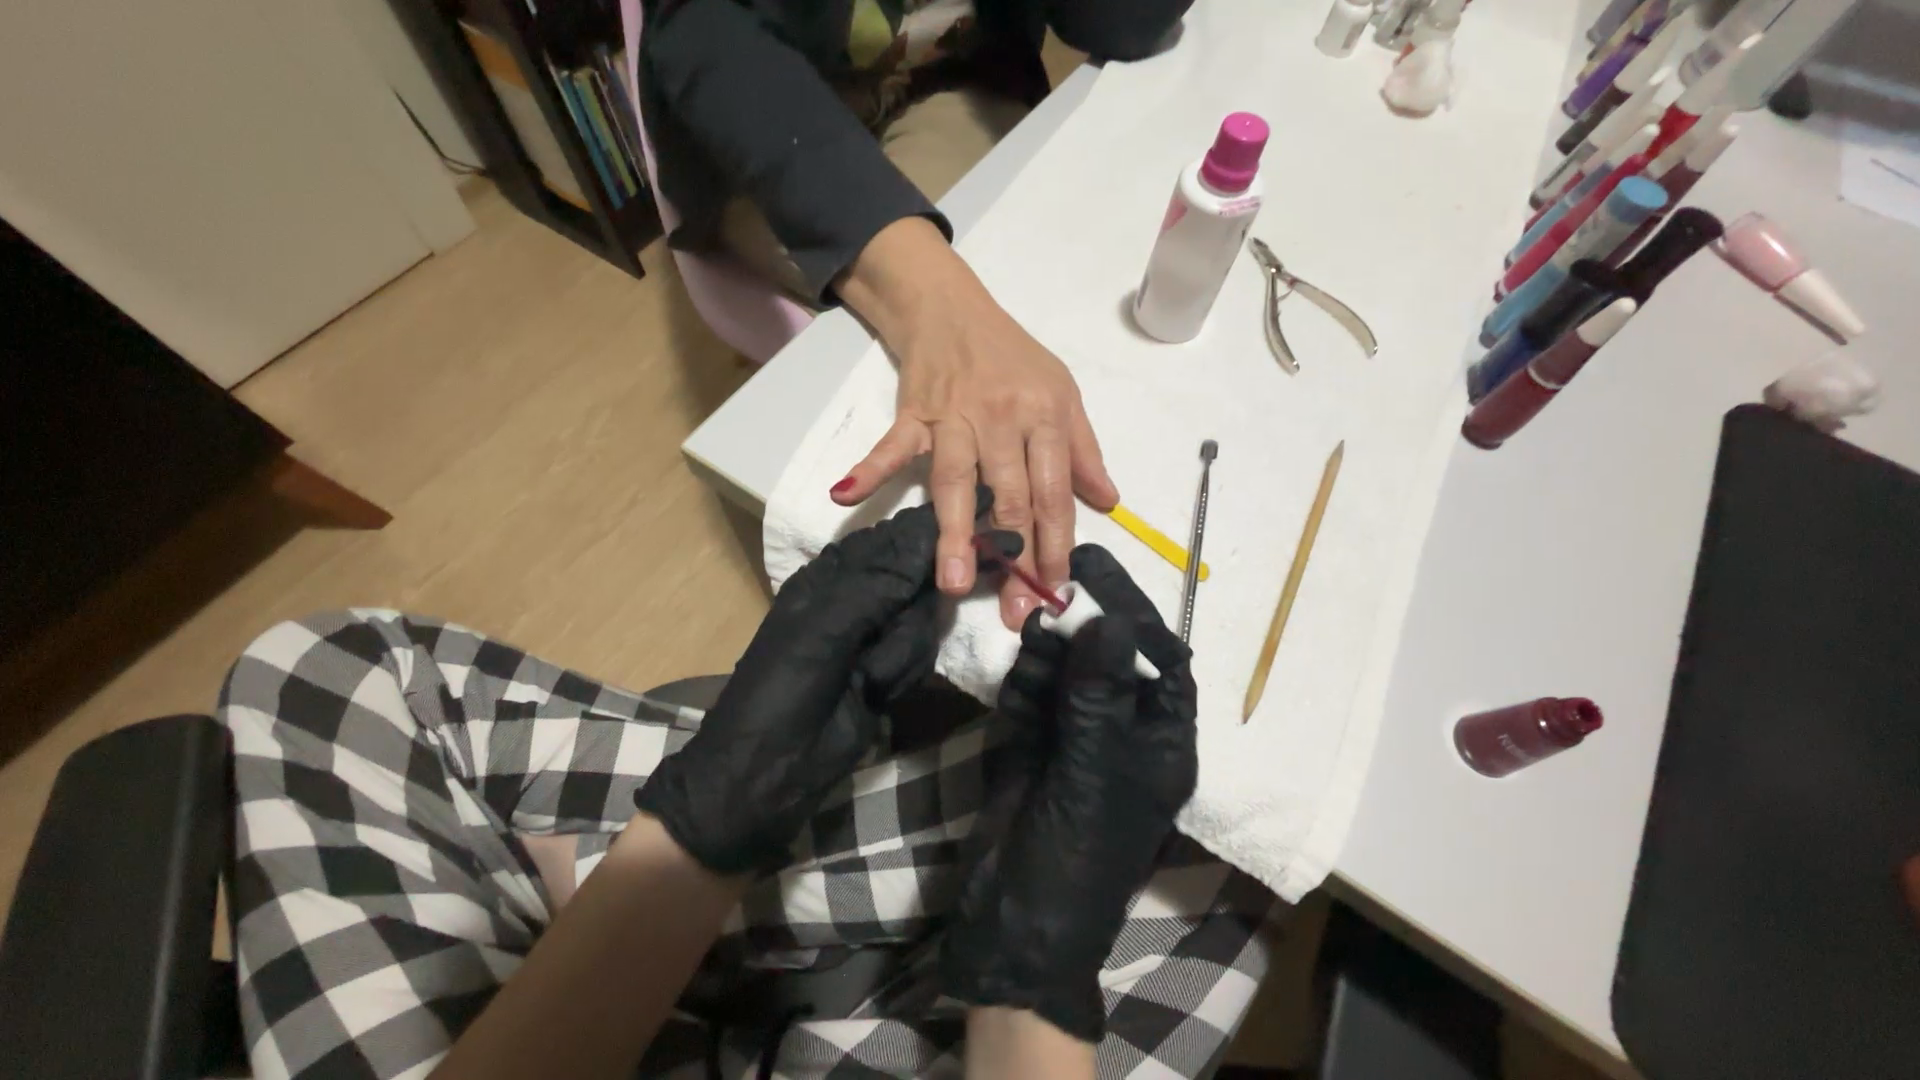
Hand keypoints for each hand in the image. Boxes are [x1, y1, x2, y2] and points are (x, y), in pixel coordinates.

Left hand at [636, 495, 1012, 876]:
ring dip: (903, 649)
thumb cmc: (782, 689)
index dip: (935, 529)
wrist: (766, 773)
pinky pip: (919, 656)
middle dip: (922, 603)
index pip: (893, 540)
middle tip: (919, 624)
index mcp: (831, 577)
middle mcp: (858, 599)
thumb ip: (879, 582)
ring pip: (924, 622)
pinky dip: (902, 671)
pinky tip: (875, 691)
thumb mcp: (825, 628)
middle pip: (918, 580)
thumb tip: (929, 536)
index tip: (987, 511)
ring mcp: (876, 639)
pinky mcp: (889, 674)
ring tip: (869, 677)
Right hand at [833, 218, 1119, 630]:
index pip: (1054, 491)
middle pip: (1010, 496)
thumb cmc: (1014, 359)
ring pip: (956, 480)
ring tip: (955, 582)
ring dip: (955, 531)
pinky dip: (870, 467)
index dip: (1056, 543)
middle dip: (1014, 556)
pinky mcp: (913, 413)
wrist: (953, 309)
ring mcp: (954, 416)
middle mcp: (1002, 419)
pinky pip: (893, 445)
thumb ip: (1083, 451)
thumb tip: (1108, 503)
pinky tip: (845, 496)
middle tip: (1013, 610)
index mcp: (1045, 416)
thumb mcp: (1063, 394)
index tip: (1054, 590)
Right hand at [942, 545, 1197, 1041]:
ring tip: (1031, 622)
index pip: (1161, 661)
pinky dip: (1024, 677)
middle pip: (1108, 660)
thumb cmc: (1077, 851)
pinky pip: (1031, 695)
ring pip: (1065, 672)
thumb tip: (1112, 619)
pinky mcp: (1029, 744)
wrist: (1014, 921)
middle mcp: (1120, 731)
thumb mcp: (1094, 769)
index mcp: (1160, 741)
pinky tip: (1017, 664)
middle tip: (1050, 578)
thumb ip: (1099, 693)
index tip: (1097, 571)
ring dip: (1048, 648)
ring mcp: (1072, 737)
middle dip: (1082, 625)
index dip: (1134, 614)